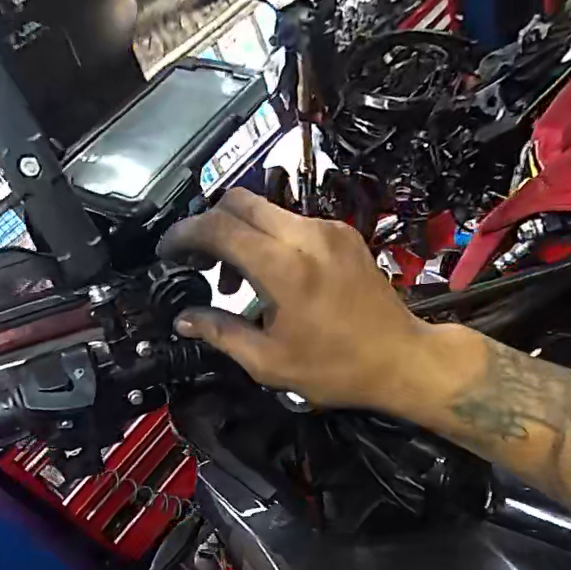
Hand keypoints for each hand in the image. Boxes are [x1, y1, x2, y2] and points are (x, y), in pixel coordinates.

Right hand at [158, 187, 439, 409]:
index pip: (219, 227)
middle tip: (199, 262)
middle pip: (239, 201)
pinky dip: (268, 238)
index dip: (183, 235)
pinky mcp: (343, 233)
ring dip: (239, 234)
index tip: (168, 252)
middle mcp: (307, 235)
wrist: (402, 359)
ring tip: (236, 281)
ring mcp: (329, 229)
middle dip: (209, 225)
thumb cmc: (337, 368)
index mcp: (285, 268)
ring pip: (265, 209)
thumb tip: (184, 319)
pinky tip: (271, 274)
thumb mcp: (269, 362)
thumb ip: (221, 333)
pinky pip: (291, 221)